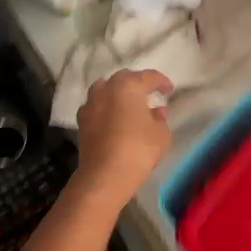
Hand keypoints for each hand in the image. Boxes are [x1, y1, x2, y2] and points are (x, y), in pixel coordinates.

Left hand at [74, 69, 174, 204]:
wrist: (105, 174)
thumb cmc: (138, 149)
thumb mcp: (161, 134)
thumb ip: (161, 118)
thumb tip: (157, 111)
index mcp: (128, 86)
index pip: (148, 77)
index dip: (161, 82)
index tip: (169, 90)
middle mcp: (106, 88)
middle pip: (124, 79)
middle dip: (138, 84)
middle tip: (149, 94)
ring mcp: (91, 103)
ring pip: (106, 90)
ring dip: (118, 94)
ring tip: (129, 105)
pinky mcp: (82, 120)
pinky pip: (97, 106)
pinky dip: (106, 108)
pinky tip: (113, 118)